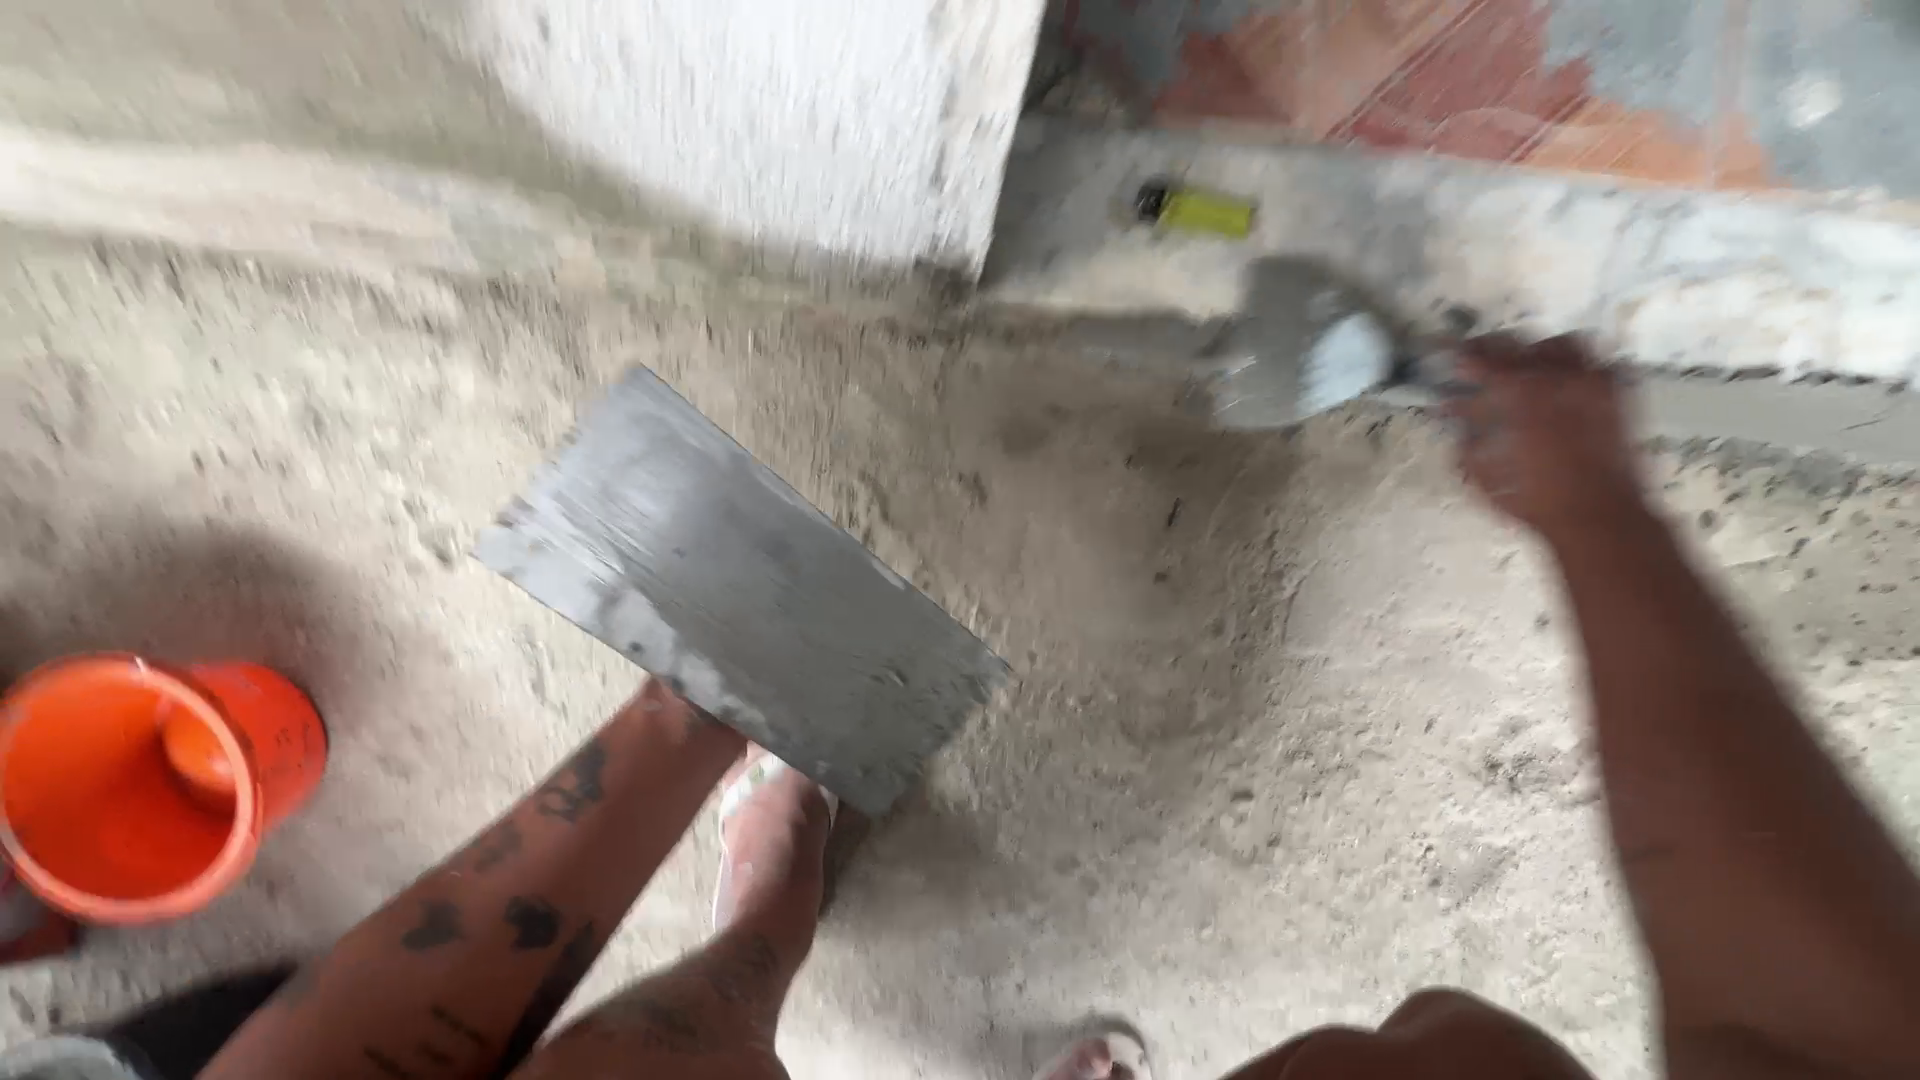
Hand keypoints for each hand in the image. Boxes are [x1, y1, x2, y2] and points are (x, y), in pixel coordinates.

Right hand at [1450, 333, 1650, 544]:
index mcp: (1520, 395)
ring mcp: (1594, 384)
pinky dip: (1577, 367)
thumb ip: (1464, 437)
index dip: (1460, 354)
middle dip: (1493, 349)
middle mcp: (1559, 379)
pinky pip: (1599, 364)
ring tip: (1525, 368)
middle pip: (1520, 343)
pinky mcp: (1620, 396)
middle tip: (1477, 361)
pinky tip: (1565, 384)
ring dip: (1538, 352)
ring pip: (1563, 344)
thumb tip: (1454, 413)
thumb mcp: (1480, 473)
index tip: (1446, 352)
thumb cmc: (1533, 498)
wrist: (1599, 515)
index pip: (1482, 359)